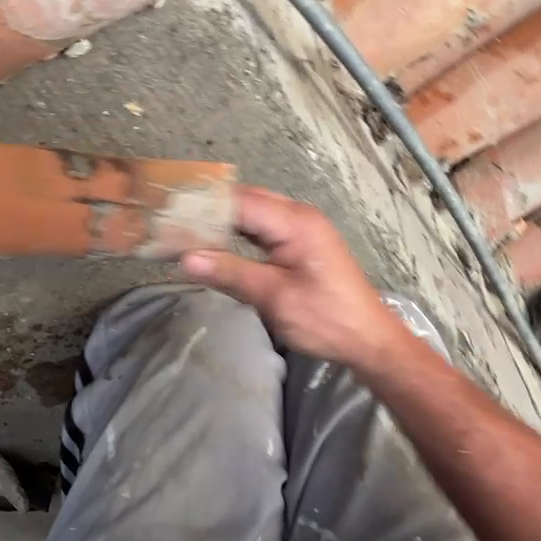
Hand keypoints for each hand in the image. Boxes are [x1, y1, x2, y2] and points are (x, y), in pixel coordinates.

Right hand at [182, 187, 406, 367]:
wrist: (371, 341)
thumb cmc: (327, 320)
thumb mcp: (274, 298)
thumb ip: (230, 273)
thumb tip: (185, 258)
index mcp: (295, 221)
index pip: (239, 202)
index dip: (203, 207)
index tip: (169, 214)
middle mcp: (298, 214)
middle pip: (244, 200)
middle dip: (209, 209)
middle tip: (172, 222)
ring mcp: (302, 226)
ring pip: (252, 211)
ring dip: (222, 219)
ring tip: (185, 230)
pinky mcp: (301, 240)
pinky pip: (263, 224)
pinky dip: (238, 230)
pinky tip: (217, 242)